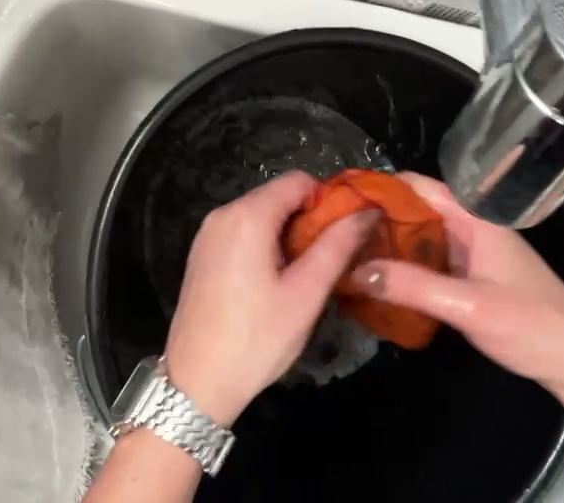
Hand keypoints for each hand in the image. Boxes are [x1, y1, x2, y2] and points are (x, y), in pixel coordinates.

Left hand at [162, 170, 375, 425]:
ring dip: (288, 234)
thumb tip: (367, 211)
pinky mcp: (202, 253)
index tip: (346, 232)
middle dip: (308, 219)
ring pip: (260, 214)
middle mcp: (223, 213)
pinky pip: (242, 232)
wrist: (196, 382)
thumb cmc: (256, 338)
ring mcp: (208, 233)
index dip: (328, 200)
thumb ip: (337, 247)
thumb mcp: (305, 294)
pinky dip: (265, 244)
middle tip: (330, 259)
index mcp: (247, 215)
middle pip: (277, 196)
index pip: (298, 181)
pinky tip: (276, 282)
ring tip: (306, 275)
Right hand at [350, 172, 563, 392]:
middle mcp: (472, 229)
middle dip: (378, 220)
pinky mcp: (472, 280)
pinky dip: (405, 269)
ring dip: (389, 246)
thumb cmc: (533, 326)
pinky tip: (380, 284)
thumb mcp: (468, 306)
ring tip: (349, 257)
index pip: (420, 187)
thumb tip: (357, 271)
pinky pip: (430, 264)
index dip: (381, 188)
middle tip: (337, 234)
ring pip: (421, 239)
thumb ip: (412, 286)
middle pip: (416, 212)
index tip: (344, 200)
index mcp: (476, 219)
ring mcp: (473, 255)